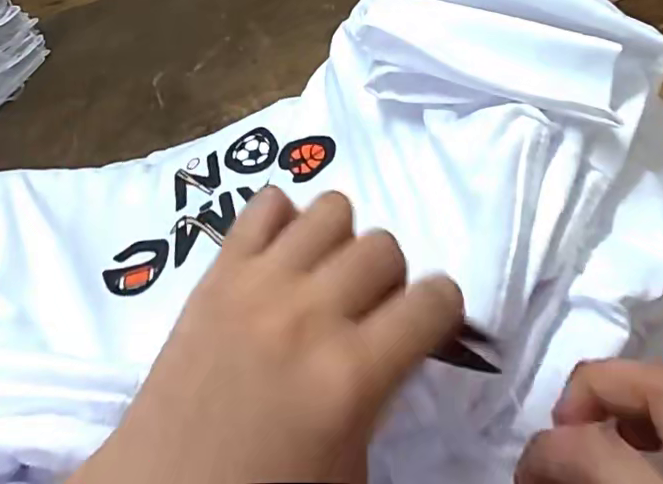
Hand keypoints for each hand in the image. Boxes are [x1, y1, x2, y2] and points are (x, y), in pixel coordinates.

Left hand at [70, 187, 463, 483]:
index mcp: (352, 376)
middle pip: (383, 245)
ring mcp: (260, 280)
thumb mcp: (352, 465)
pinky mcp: (219, 267)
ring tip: (324, 276)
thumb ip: (383, 391)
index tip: (431, 318)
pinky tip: (280, 257)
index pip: (432, 301)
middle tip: (370, 308)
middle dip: (390, 276)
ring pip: (332, 208)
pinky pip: (265, 204)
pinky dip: (284, 219)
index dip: (443, 307)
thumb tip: (401, 338)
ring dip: (341, 240)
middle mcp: (310, 312)